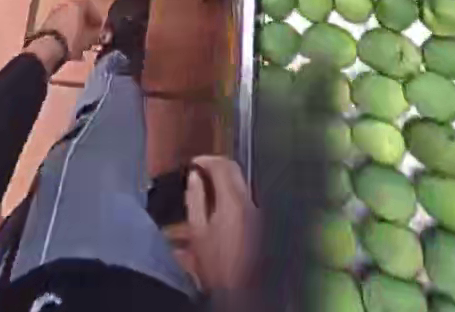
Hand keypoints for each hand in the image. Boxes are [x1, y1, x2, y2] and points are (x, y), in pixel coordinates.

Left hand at [36, 0, 104, 64]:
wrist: (47, 48)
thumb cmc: (72, 41)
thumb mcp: (88, 39)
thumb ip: (95, 33)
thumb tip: (97, 33)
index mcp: (76, 5)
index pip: (90, 5)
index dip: (96, 16)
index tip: (99, 26)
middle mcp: (64, 5)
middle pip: (78, 12)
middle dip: (85, 23)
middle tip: (90, 33)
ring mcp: (53, 13)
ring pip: (68, 19)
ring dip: (75, 29)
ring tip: (80, 42)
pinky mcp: (46, 24)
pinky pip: (60, 26)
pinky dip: (66, 33)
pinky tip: (69, 46)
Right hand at [185, 155, 257, 297]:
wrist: (241, 294)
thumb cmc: (216, 264)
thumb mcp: (198, 231)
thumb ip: (195, 198)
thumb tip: (195, 175)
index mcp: (232, 201)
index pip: (221, 165)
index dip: (205, 160)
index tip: (192, 164)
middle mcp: (249, 201)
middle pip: (234, 168)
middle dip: (216, 164)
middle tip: (200, 170)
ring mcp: (257, 211)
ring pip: (241, 181)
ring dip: (225, 176)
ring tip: (208, 184)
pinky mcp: (261, 222)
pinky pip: (245, 195)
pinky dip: (232, 190)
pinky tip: (221, 201)